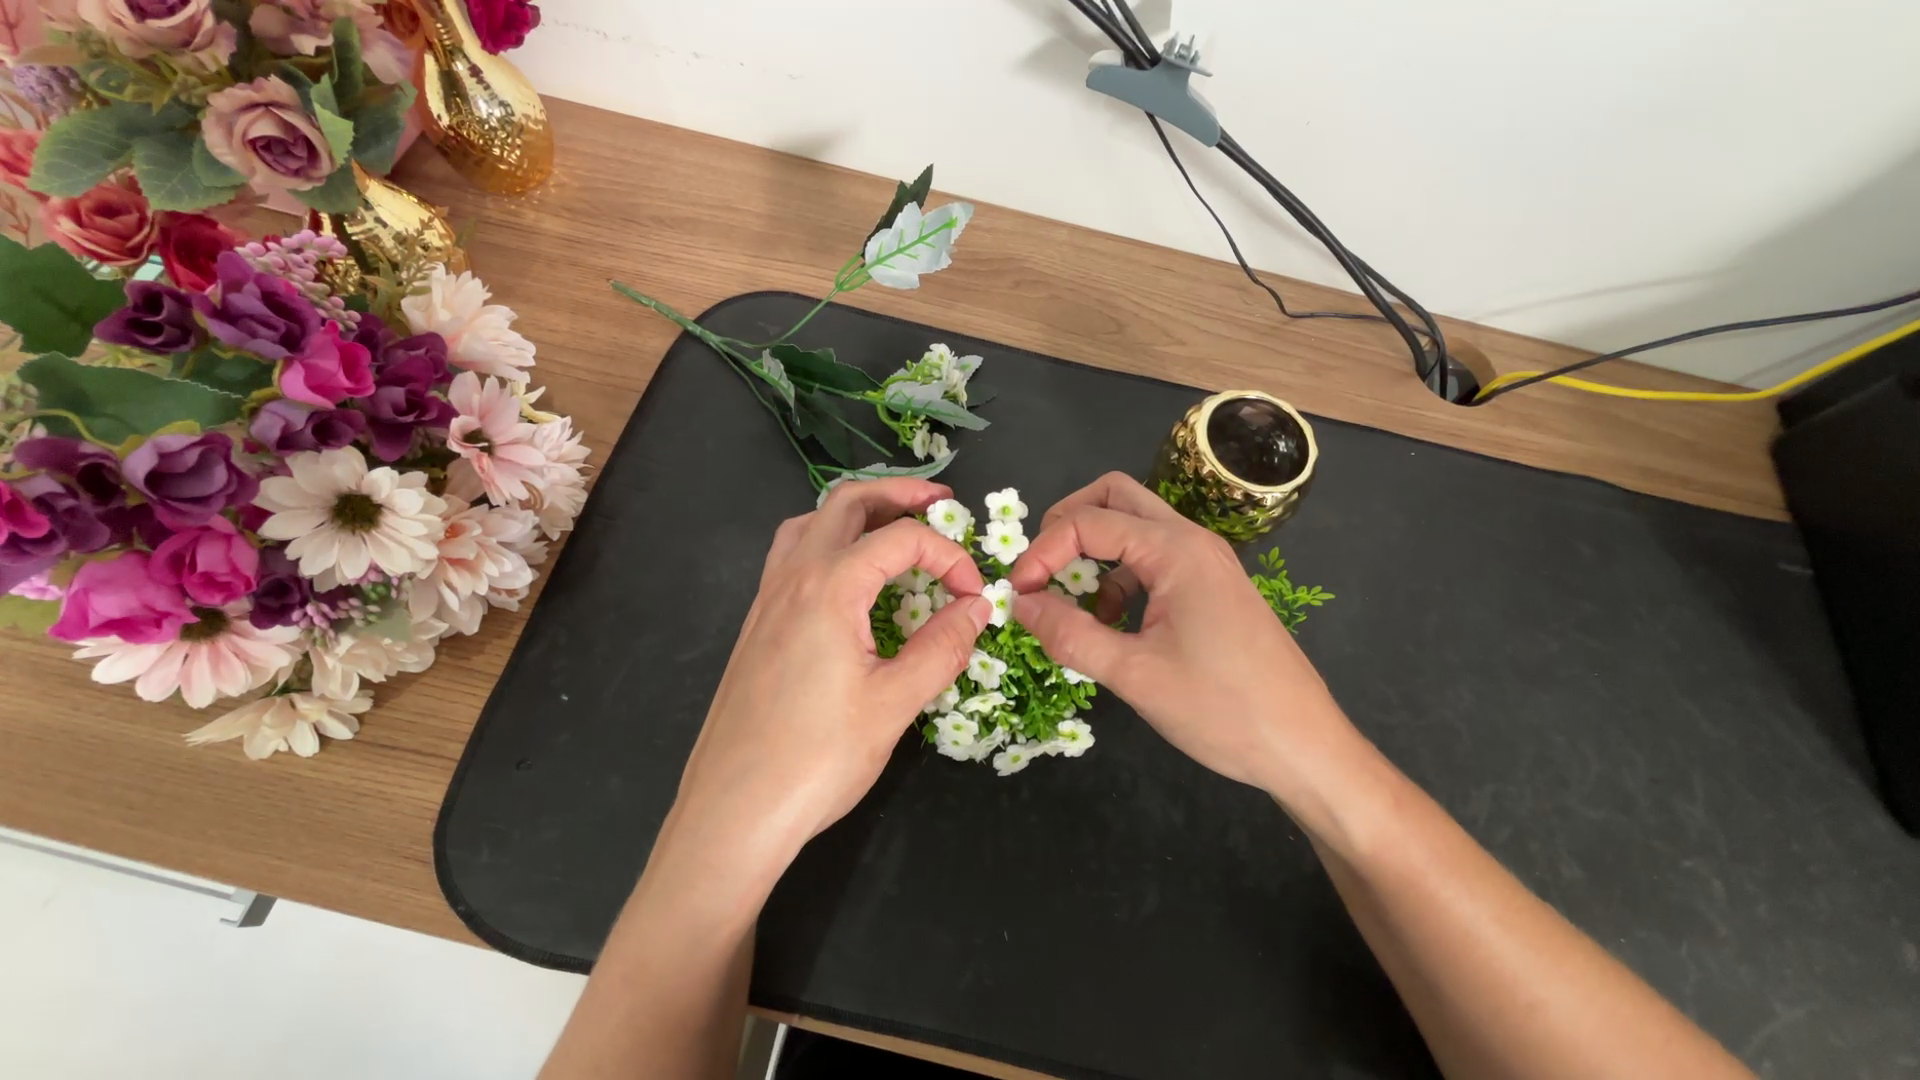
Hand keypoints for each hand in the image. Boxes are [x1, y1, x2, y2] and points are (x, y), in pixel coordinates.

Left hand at [671, 478, 991, 871]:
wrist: (732, 810)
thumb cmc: (818, 758)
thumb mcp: (894, 703)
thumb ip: (942, 646)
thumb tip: (978, 607)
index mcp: (829, 586)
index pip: (902, 539)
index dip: (950, 556)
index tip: (975, 595)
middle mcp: (792, 576)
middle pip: (848, 503)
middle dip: (900, 494)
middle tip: (943, 504)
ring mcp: (767, 598)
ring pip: (810, 522)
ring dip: (857, 514)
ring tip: (895, 530)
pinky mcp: (756, 625)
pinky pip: (791, 556)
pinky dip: (827, 544)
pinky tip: (848, 582)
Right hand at [1006, 473, 1359, 798]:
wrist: (1304, 747)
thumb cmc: (1221, 710)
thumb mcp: (1134, 675)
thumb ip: (1070, 634)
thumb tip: (1020, 604)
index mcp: (1176, 551)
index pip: (1088, 522)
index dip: (1043, 552)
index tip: (1019, 596)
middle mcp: (1192, 542)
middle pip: (1115, 497)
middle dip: (1067, 526)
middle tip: (1041, 572)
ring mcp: (1206, 564)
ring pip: (1135, 528)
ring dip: (1094, 554)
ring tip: (1074, 608)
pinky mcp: (1211, 589)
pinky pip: (1153, 561)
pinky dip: (1120, 578)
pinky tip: (1112, 625)